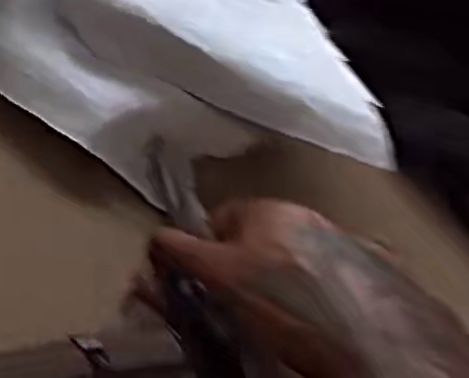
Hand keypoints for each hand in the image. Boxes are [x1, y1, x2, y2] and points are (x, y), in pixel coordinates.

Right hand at [139, 199, 468, 377]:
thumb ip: (172, 245)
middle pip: (271, 242)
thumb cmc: (292, 308)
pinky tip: (345, 331)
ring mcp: (378, 261)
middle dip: (259, 267)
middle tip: (255, 303)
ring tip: (302, 322)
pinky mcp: (416, 299)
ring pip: (318, 268)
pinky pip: (364, 296)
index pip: (222, 219)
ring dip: (304, 287)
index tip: (216, 280)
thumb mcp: (211, 272)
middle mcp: (327, 223)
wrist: (395, 365)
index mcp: (276, 208)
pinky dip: (351, 309)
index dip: (212, 251)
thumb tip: (154, 240)